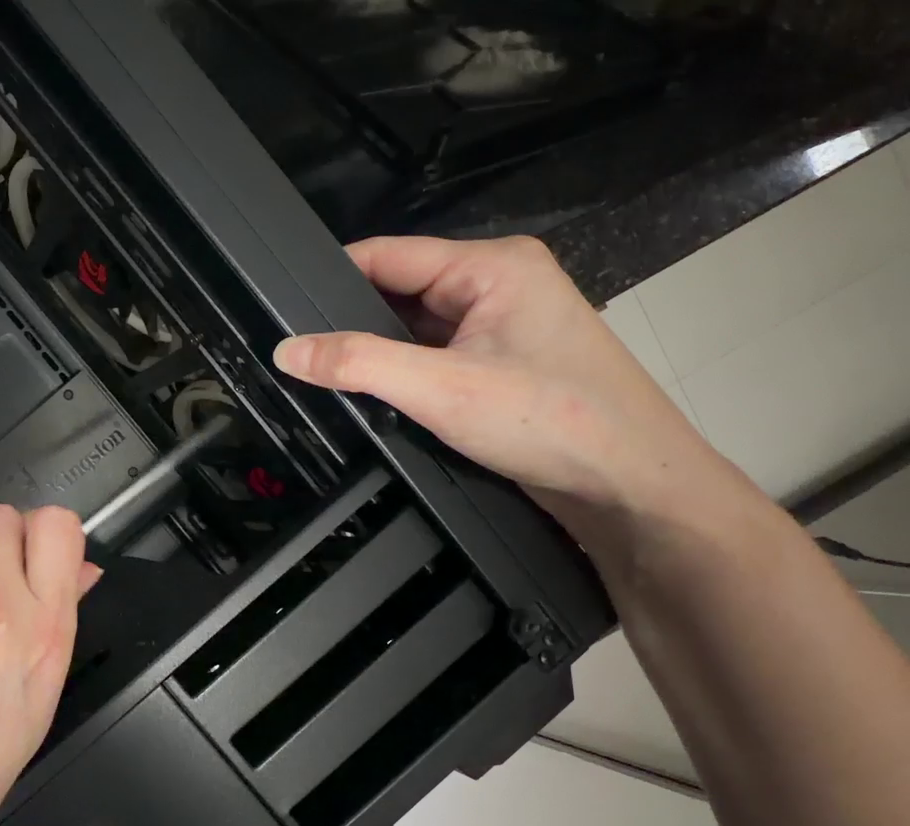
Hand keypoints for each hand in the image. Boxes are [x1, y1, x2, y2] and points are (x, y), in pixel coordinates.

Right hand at [271, 236, 753, 556]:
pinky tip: (373, 397)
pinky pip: (429, 356)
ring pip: (410, 328)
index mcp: (493, 266)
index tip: (279, 315)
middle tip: (298, 357)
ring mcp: (500, 325)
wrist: (630, 486)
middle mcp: (497, 284)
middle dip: (349, 323)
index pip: (386, 255)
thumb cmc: (553, 422)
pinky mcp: (497, 363)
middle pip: (395, 291)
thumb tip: (286, 349)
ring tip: (328, 379)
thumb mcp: (441, 389)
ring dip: (374, 353)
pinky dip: (399, 374)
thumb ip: (357, 364)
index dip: (329, 281)